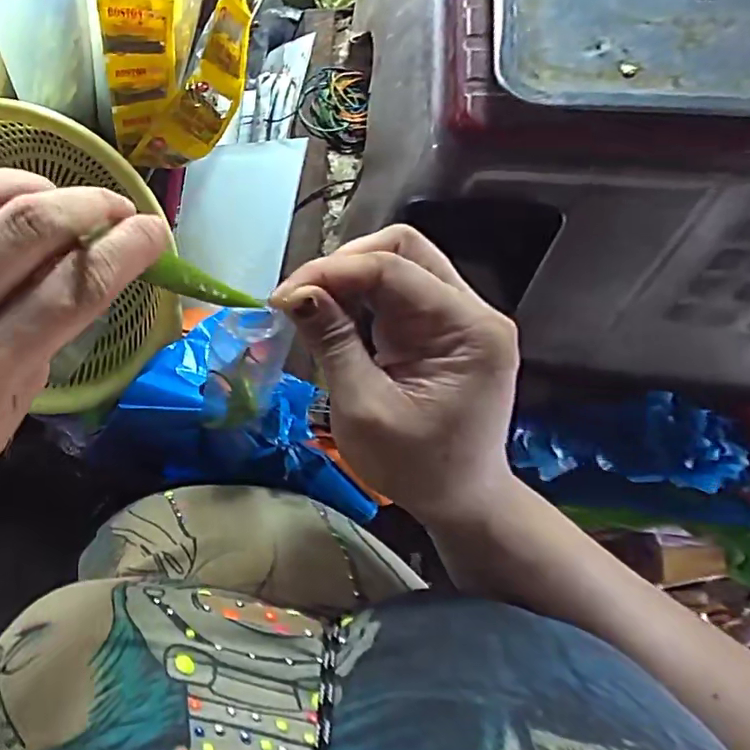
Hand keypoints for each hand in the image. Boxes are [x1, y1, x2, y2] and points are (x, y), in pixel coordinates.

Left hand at [0, 168, 169, 514]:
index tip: (155, 232)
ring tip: (57, 199)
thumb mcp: (16, 408)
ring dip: (26, 184)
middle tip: (117, 208)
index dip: (123, 252)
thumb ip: (50, 333)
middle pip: (20, 230)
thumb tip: (89, 263)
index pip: (65, 293)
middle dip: (85, 205)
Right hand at [271, 225, 519, 519]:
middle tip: (295, 298)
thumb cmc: (415, 465)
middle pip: (401, 250)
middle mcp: (469, 311)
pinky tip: (324, 316)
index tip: (281, 299)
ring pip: (394, 265)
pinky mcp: (434, 329)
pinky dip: (351, 297)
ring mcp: (453, 318)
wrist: (459, 500)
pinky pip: (390, 293)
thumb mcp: (364, 407)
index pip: (393, 268)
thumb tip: (295, 294)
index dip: (330, 272)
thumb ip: (332, 343)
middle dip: (340, 264)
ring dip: (343, 278)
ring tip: (302, 307)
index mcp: (466, 329)